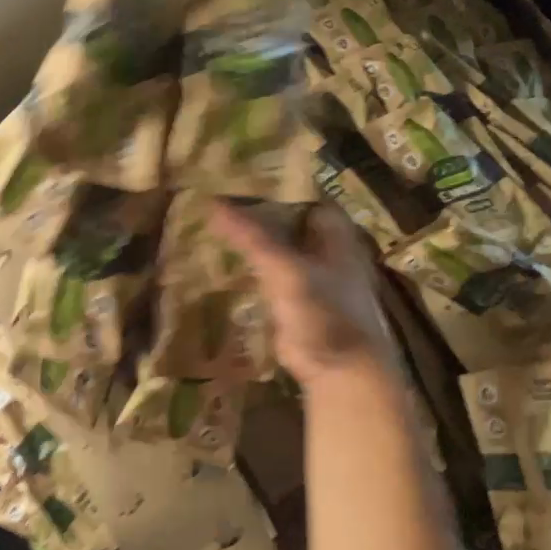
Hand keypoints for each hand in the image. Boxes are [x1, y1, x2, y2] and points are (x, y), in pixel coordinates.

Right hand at [210, 201, 392, 386]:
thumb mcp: (285, 270)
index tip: (241, 176)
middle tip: (217, 196)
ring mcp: (310, 278)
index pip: (305, 199)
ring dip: (251, 241)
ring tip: (210, 222)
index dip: (276, 187)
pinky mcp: (293, 302)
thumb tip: (211, 203)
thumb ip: (250, 237)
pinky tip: (219, 260)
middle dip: (257, 212)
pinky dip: (248, 267)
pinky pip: (267, 275)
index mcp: (337, 237)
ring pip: (276, 250)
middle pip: (288, 223)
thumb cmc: (324, 312)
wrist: (340, 372)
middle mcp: (326, 253)